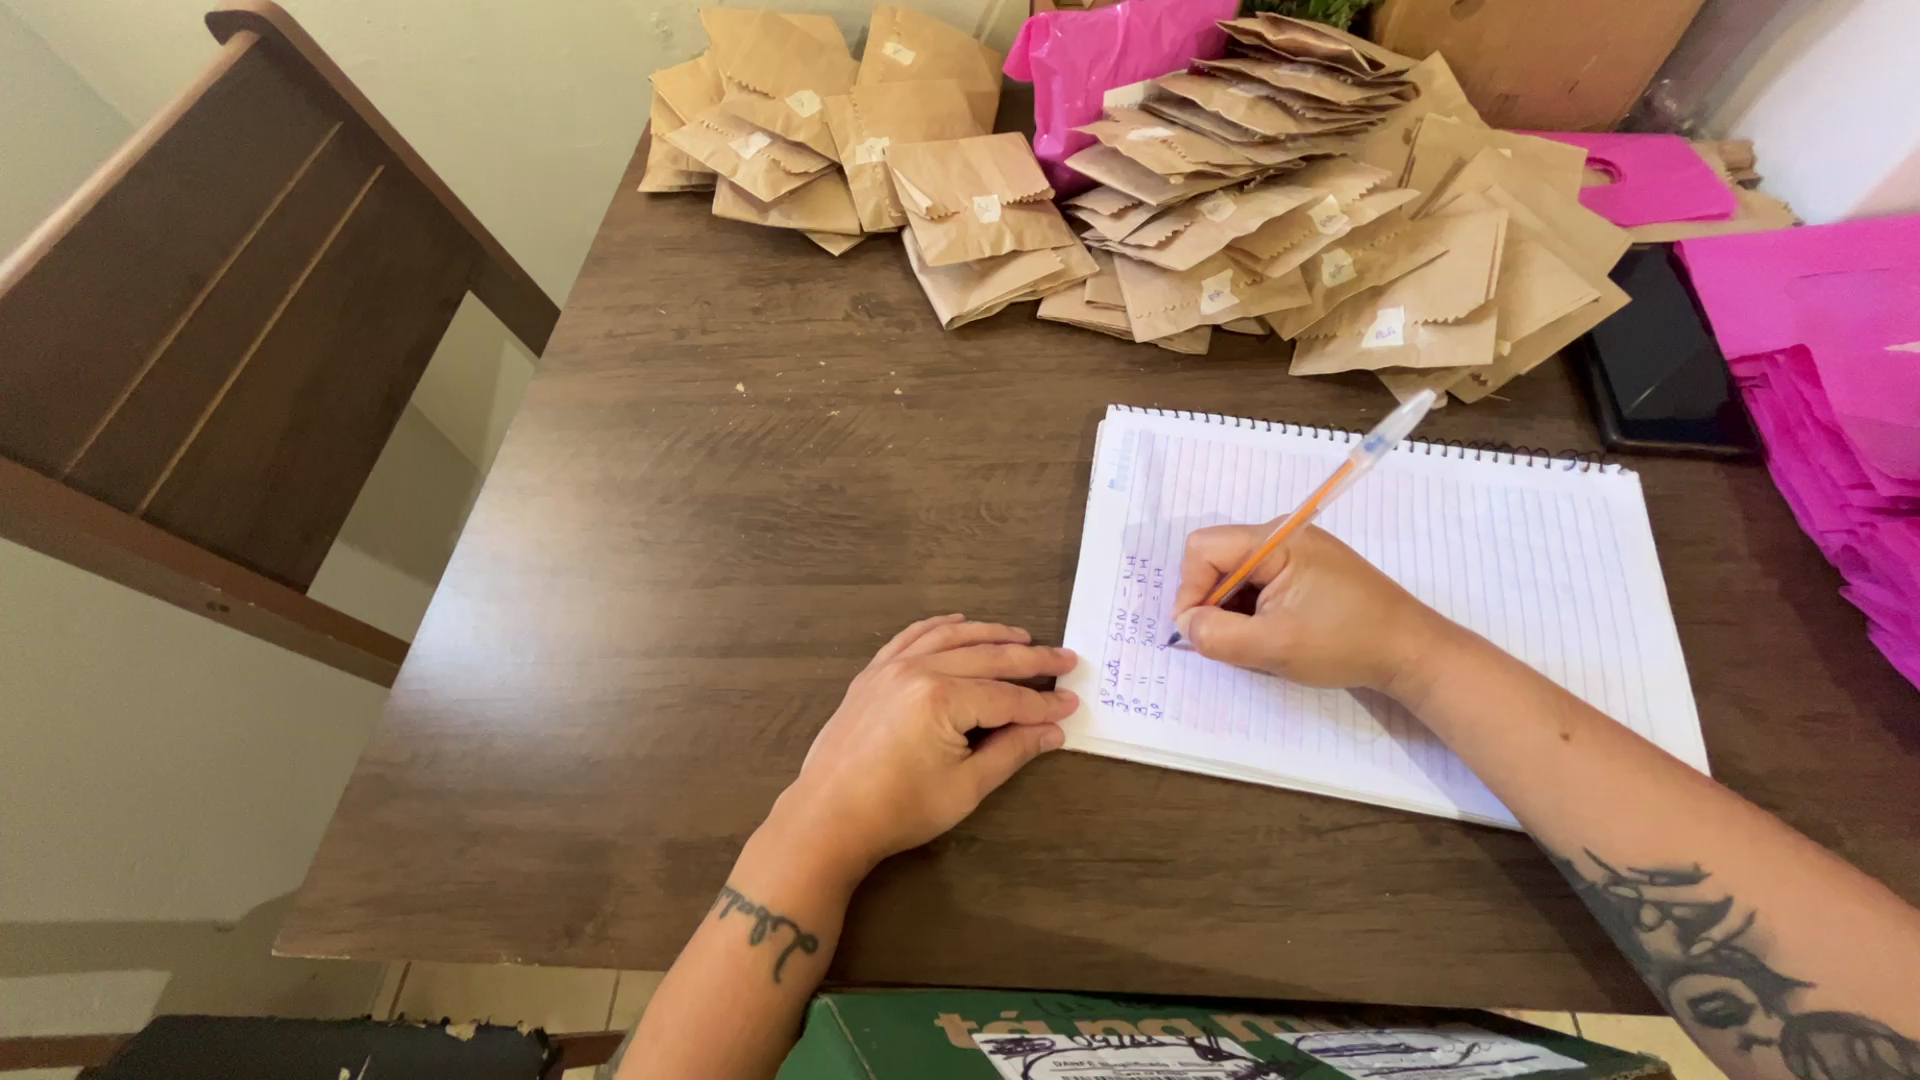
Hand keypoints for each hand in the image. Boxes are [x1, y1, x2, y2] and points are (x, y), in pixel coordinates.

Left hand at [765, 615, 1077, 886]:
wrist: (827, 818)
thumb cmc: (898, 809)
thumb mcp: (965, 786)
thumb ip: (1012, 751)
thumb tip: (1053, 731)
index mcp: (942, 698)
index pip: (1008, 696)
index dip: (1043, 704)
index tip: (1072, 704)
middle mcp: (918, 669)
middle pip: (986, 657)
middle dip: (1030, 659)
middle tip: (1064, 659)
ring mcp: (891, 666)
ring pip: (950, 637)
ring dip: (990, 634)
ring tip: (1022, 637)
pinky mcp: (872, 673)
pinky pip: (911, 636)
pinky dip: (940, 626)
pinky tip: (958, 623)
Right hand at [1172, 523, 1457, 694]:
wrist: (1413, 653)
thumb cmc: (1345, 643)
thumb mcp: (1273, 647)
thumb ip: (1218, 635)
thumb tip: (1184, 624)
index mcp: (1276, 540)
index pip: (1203, 549)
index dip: (1190, 588)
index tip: (1198, 630)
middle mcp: (1282, 536)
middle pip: (1216, 558)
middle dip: (1210, 600)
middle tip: (1224, 639)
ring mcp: (1296, 552)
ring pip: (1234, 573)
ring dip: (1230, 609)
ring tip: (1251, 641)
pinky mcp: (1305, 570)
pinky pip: (1256, 583)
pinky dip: (1249, 610)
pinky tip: (1267, 634)